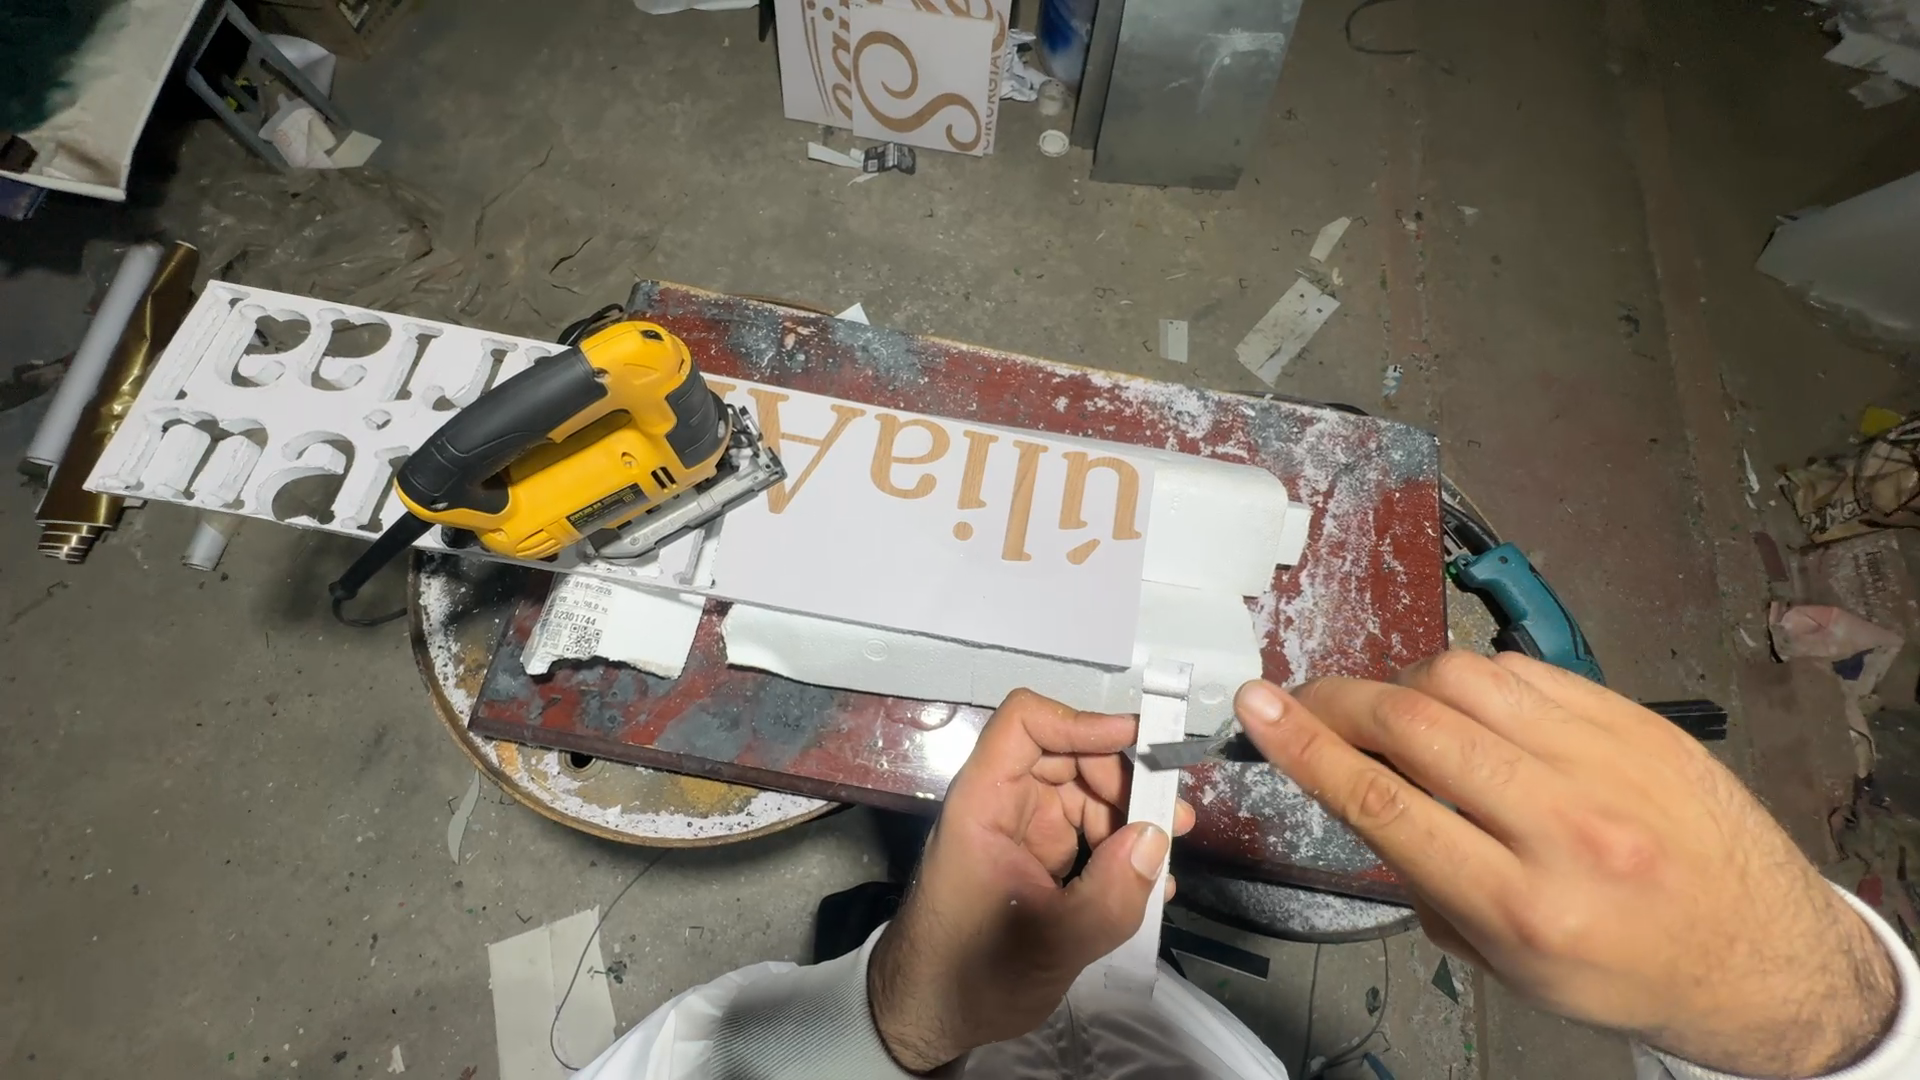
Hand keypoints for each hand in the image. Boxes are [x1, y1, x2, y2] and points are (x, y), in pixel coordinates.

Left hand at [868, 690, 1195, 1072]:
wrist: (930, 1013)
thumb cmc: (971, 972)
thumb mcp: (1051, 943)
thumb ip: (1110, 894)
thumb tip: (1156, 838)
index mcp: (985, 800)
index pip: (1024, 723)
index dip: (1079, 721)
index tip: (1137, 742)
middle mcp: (1003, 800)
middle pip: (1065, 754)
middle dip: (1121, 778)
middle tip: (1172, 815)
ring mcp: (1021, 826)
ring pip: (1082, 792)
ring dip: (1127, 815)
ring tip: (1167, 855)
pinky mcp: (1036, 854)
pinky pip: (1084, 830)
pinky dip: (1117, 846)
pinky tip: (1148, 881)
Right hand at [1235, 651, 1896, 1076]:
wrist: (1773, 961)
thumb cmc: (1618, 969)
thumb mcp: (1498, 956)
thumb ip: (1416, 865)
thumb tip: (1351, 777)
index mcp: (1524, 908)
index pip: (1382, 805)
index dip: (1303, 746)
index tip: (1256, 705)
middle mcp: (1569, 830)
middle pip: (1412, 726)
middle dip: (1337, 702)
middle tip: (1308, 702)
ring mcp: (1610, 765)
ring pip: (1458, 678)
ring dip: (1400, 686)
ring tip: (1398, 713)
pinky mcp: (1635, 723)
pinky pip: (1515, 669)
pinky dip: (1464, 680)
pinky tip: (1466, 709)